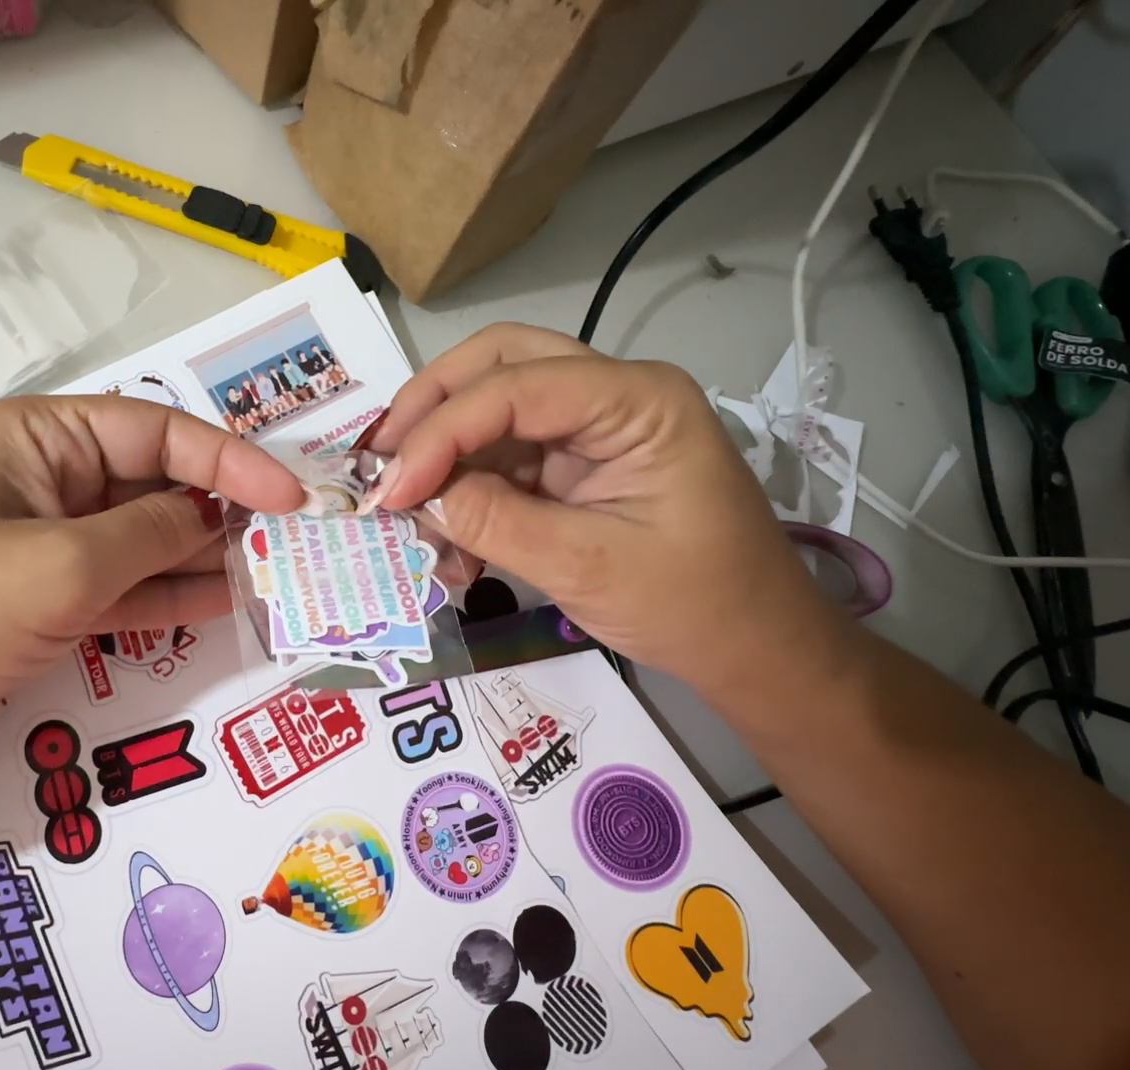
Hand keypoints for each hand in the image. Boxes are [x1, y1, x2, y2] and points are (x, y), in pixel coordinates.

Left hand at [0, 396, 302, 830]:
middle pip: (153, 482)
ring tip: (274, 572)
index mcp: (39, 441)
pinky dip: (169, 593)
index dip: (229, 459)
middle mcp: (46, 481)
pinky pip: (123, 586)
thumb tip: (215, 518)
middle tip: (292, 542)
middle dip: (220, 509)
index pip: (155, 431)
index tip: (289, 497)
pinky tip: (226, 600)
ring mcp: (46, 544)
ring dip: (204, 554)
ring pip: (144, 538)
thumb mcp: (62, 565)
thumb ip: (151, 534)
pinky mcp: (45, 600)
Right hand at [368, 324, 851, 698]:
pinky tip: (446, 543)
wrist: (749, 646)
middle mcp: (608, 395)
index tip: (391, 490)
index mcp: (636, 400)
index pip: (514, 386)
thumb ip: (492, 521)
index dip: (440, 432)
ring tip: (405, 513)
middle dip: (429, 407)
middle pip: (497, 363)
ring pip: (488, 408)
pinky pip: (497, 458)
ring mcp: (587, 427)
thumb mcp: (585, 565)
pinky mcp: (569, 464)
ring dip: (440, 456)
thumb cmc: (690, 604)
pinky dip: (460, 491)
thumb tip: (411, 495)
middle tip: (380, 459)